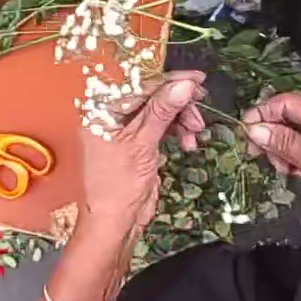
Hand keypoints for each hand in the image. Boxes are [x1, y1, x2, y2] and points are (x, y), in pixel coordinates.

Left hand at [80, 70, 207, 233]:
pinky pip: (160, 125)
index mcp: (100, 109)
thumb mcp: (141, 145)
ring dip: (181, 118)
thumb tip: (182, 85)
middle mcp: (110, 114)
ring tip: (196, 132)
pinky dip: (176, 130)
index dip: (169, 80)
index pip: (138, 84)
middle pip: (150, 94)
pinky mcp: (137, 141)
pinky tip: (188, 142)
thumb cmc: (118, 185)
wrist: (115, 222)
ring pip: (159, 110)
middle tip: (200, 108)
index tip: (195, 78)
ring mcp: (124, 128)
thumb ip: (161, 112)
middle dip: (178, 101)